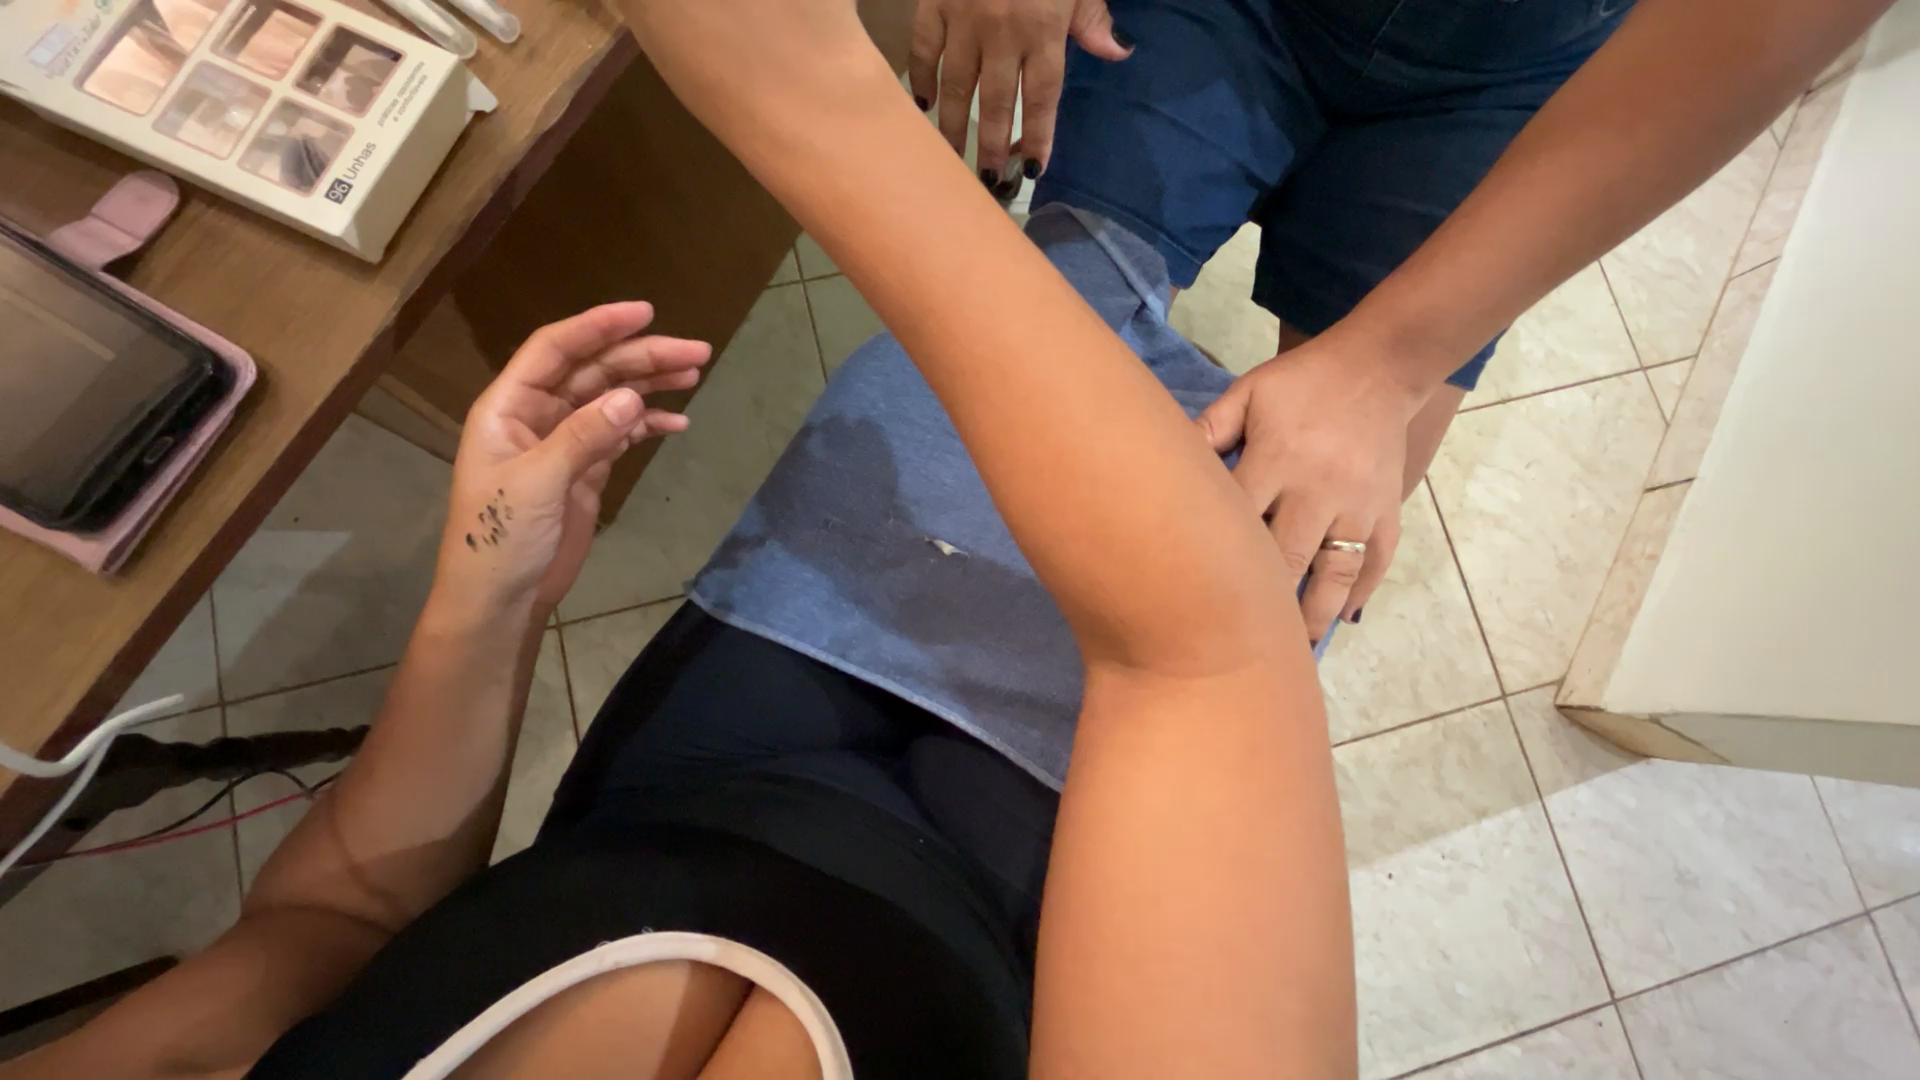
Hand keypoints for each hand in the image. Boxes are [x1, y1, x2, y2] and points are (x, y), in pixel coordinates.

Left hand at [434, 303, 710, 615]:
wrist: (502, 596)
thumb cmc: (500, 538)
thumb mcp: (537, 483)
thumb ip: (583, 437)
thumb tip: (632, 396)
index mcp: (510, 407)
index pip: (556, 350)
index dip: (599, 326)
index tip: (646, 312)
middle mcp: (539, 415)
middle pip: (595, 371)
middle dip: (643, 357)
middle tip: (696, 351)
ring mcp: (565, 442)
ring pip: (613, 399)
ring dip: (651, 384)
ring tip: (694, 374)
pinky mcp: (586, 469)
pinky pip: (622, 434)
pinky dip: (649, 425)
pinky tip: (678, 421)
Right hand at [909, 0, 1130, 186]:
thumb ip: (1093, 14)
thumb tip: (1118, 52)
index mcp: (1043, 25)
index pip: (1042, 96)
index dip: (1038, 136)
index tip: (1033, 171)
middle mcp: (1002, 31)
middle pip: (997, 103)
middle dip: (992, 147)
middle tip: (988, 184)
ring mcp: (963, 18)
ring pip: (956, 86)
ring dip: (954, 128)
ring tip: (952, 161)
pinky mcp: (933, 1)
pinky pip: (924, 47)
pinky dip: (922, 77)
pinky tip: (923, 106)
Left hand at [1196, 336, 1422, 642]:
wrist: (1379, 367)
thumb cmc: (1299, 384)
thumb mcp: (1248, 394)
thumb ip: (1209, 429)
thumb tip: (1166, 463)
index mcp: (1278, 458)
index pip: (1239, 518)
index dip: (1214, 556)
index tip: (1188, 595)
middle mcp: (1320, 490)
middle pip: (1286, 558)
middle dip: (1261, 604)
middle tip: (1231, 645)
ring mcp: (1360, 507)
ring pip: (1334, 574)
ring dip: (1312, 614)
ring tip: (1292, 650)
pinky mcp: (1389, 514)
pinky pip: (1376, 563)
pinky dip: (1358, 595)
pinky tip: (1341, 620)